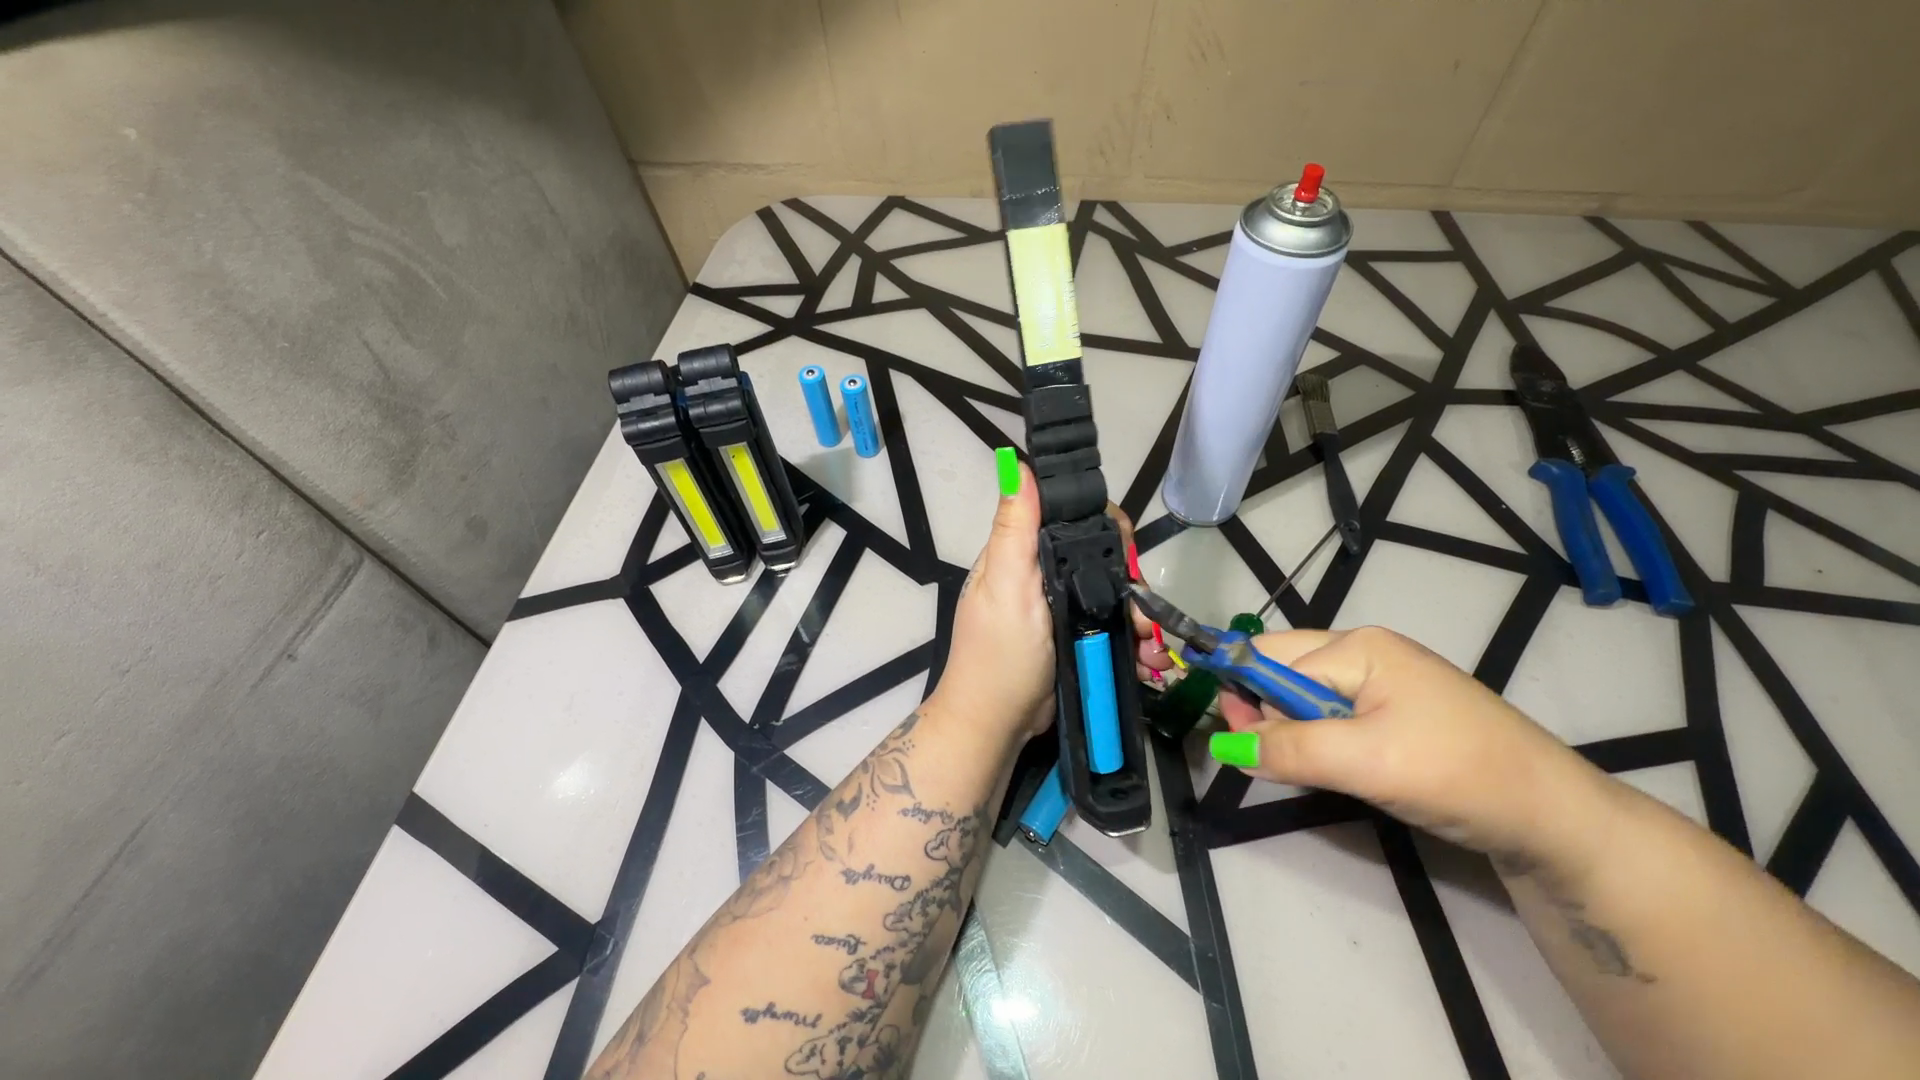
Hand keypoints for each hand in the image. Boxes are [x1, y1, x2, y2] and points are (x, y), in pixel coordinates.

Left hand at [931, 474, 1171, 739]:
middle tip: (1141, 612)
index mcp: (1022, 555)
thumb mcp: (1005, 587)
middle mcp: (1043, 576)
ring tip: (1150, 647)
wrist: (998, 724)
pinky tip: (1147, 661)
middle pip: (1101, 557)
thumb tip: (1016, 464)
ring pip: (1113, 595)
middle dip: (1130, 580)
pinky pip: (1113, 628)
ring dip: (1139, 618)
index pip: (1069, 518)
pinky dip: (1134, 642)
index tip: (1125, 546)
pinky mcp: (1077, 639)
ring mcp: (1061, 610)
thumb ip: (1015, 530)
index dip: (1102, 524)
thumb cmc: (999, 654)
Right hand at [1214, 626, 1604, 862]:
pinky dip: (1319, 741)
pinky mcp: (1398, 716)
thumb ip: (1290, 749)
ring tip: (1302, 769)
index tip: (1234, 743)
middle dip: (1265, 711)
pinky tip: (1330, 767)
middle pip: (1285, 669)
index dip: (1247, 700)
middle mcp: (1367, 653)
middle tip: (1266, 760)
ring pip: (1307, 698)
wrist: (1554, 817)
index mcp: (1358, 647)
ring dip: (1292, 731)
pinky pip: (1334, 717)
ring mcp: (1386, 684)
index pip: (1272, 661)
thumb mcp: (1365, 762)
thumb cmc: (1457, 773)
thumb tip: (1225, 744)